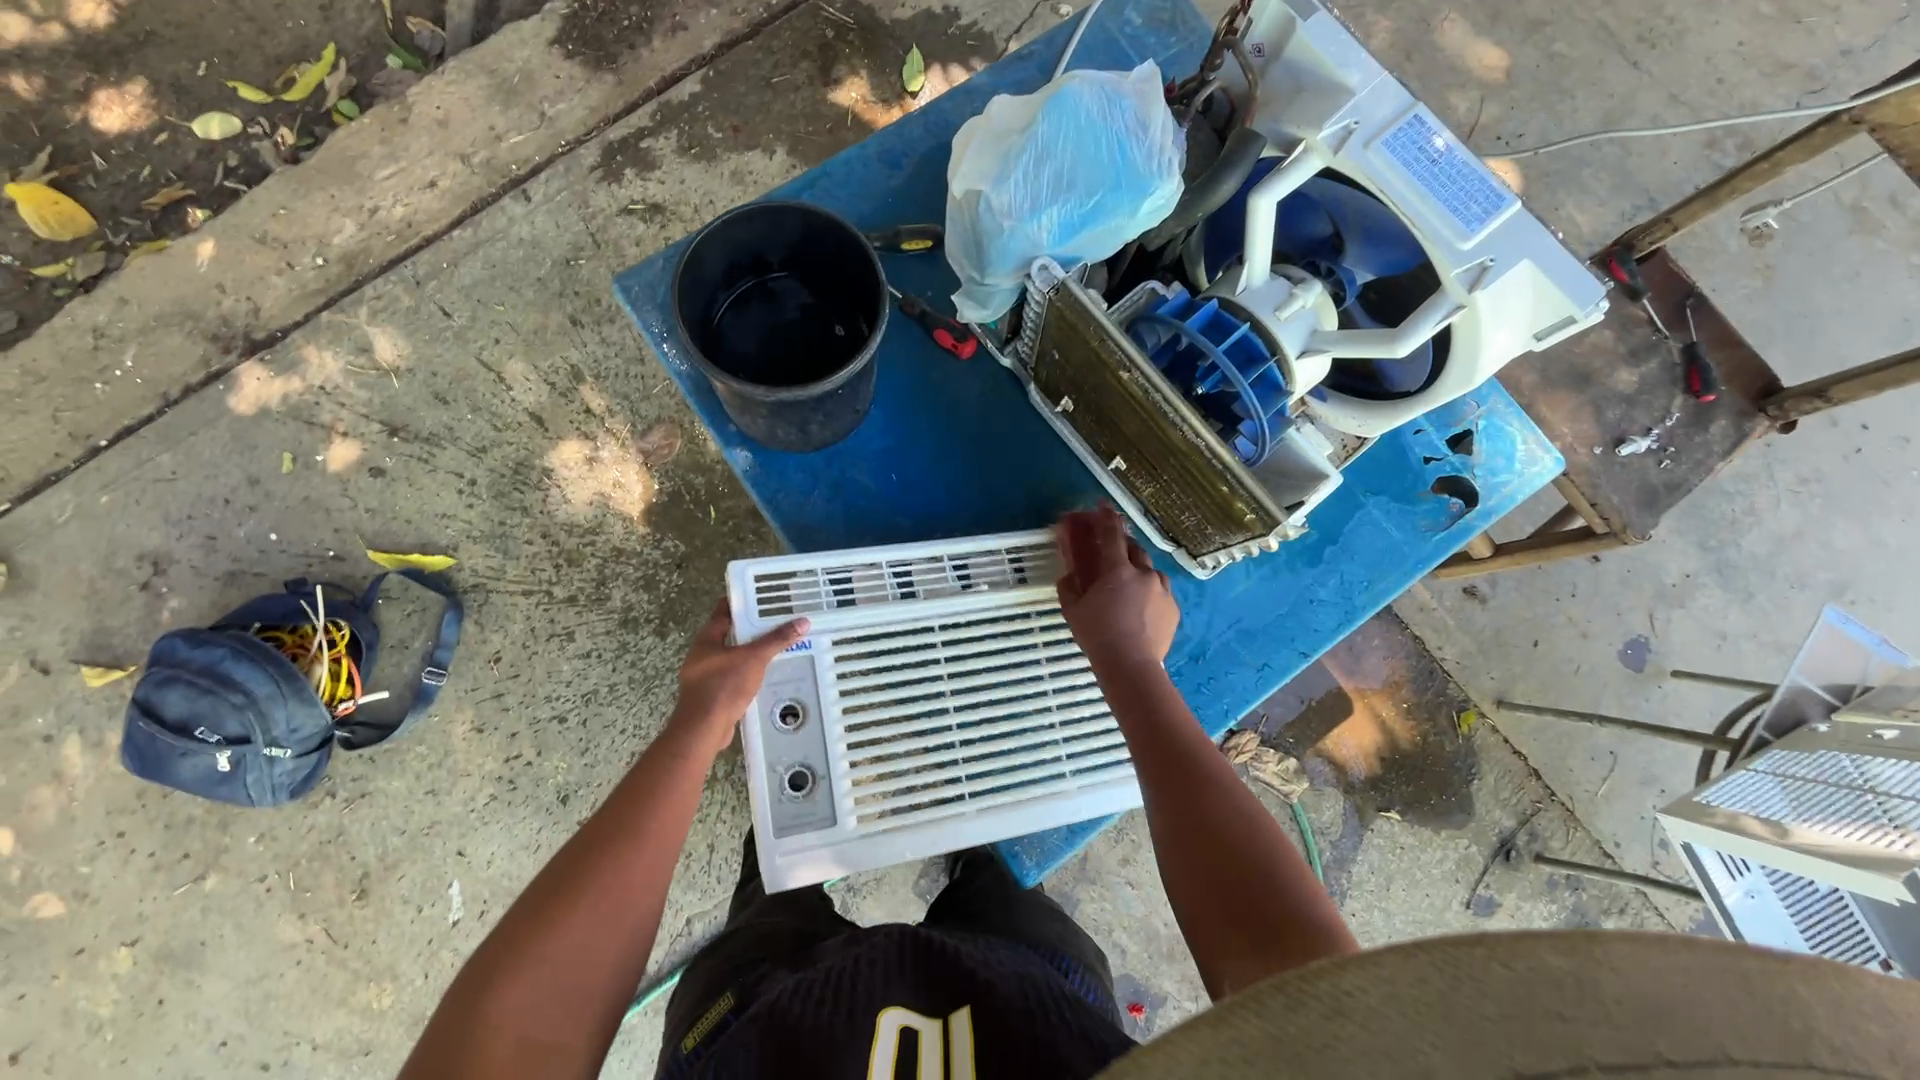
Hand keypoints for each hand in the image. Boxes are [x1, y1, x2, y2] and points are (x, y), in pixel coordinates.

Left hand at [668, 600, 809, 757]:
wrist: (704, 727)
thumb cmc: (723, 685)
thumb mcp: (754, 658)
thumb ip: (777, 640)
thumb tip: (802, 622)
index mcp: (707, 639)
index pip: (723, 611)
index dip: (740, 602)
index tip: (760, 597)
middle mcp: (703, 655)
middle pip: (729, 635)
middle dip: (751, 630)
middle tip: (776, 622)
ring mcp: (705, 676)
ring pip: (732, 658)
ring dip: (751, 654)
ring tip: (776, 648)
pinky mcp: (712, 695)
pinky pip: (733, 678)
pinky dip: (748, 675)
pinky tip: (765, 677)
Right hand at [1055, 505, 1177, 672]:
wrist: (1131, 666)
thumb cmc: (1096, 636)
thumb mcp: (1072, 610)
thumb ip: (1069, 586)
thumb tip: (1068, 574)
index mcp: (1117, 570)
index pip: (1111, 534)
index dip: (1105, 517)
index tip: (1102, 506)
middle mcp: (1144, 573)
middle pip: (1133, 548)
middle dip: (1122, 544)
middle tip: (1111, 549)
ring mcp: (1162, 590)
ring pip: (1150, 570)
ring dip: (1138, 570)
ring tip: (1128, 584)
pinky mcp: (1173, 608)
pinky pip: (1160, 591)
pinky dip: (1149, 592)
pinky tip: (1141, 608)